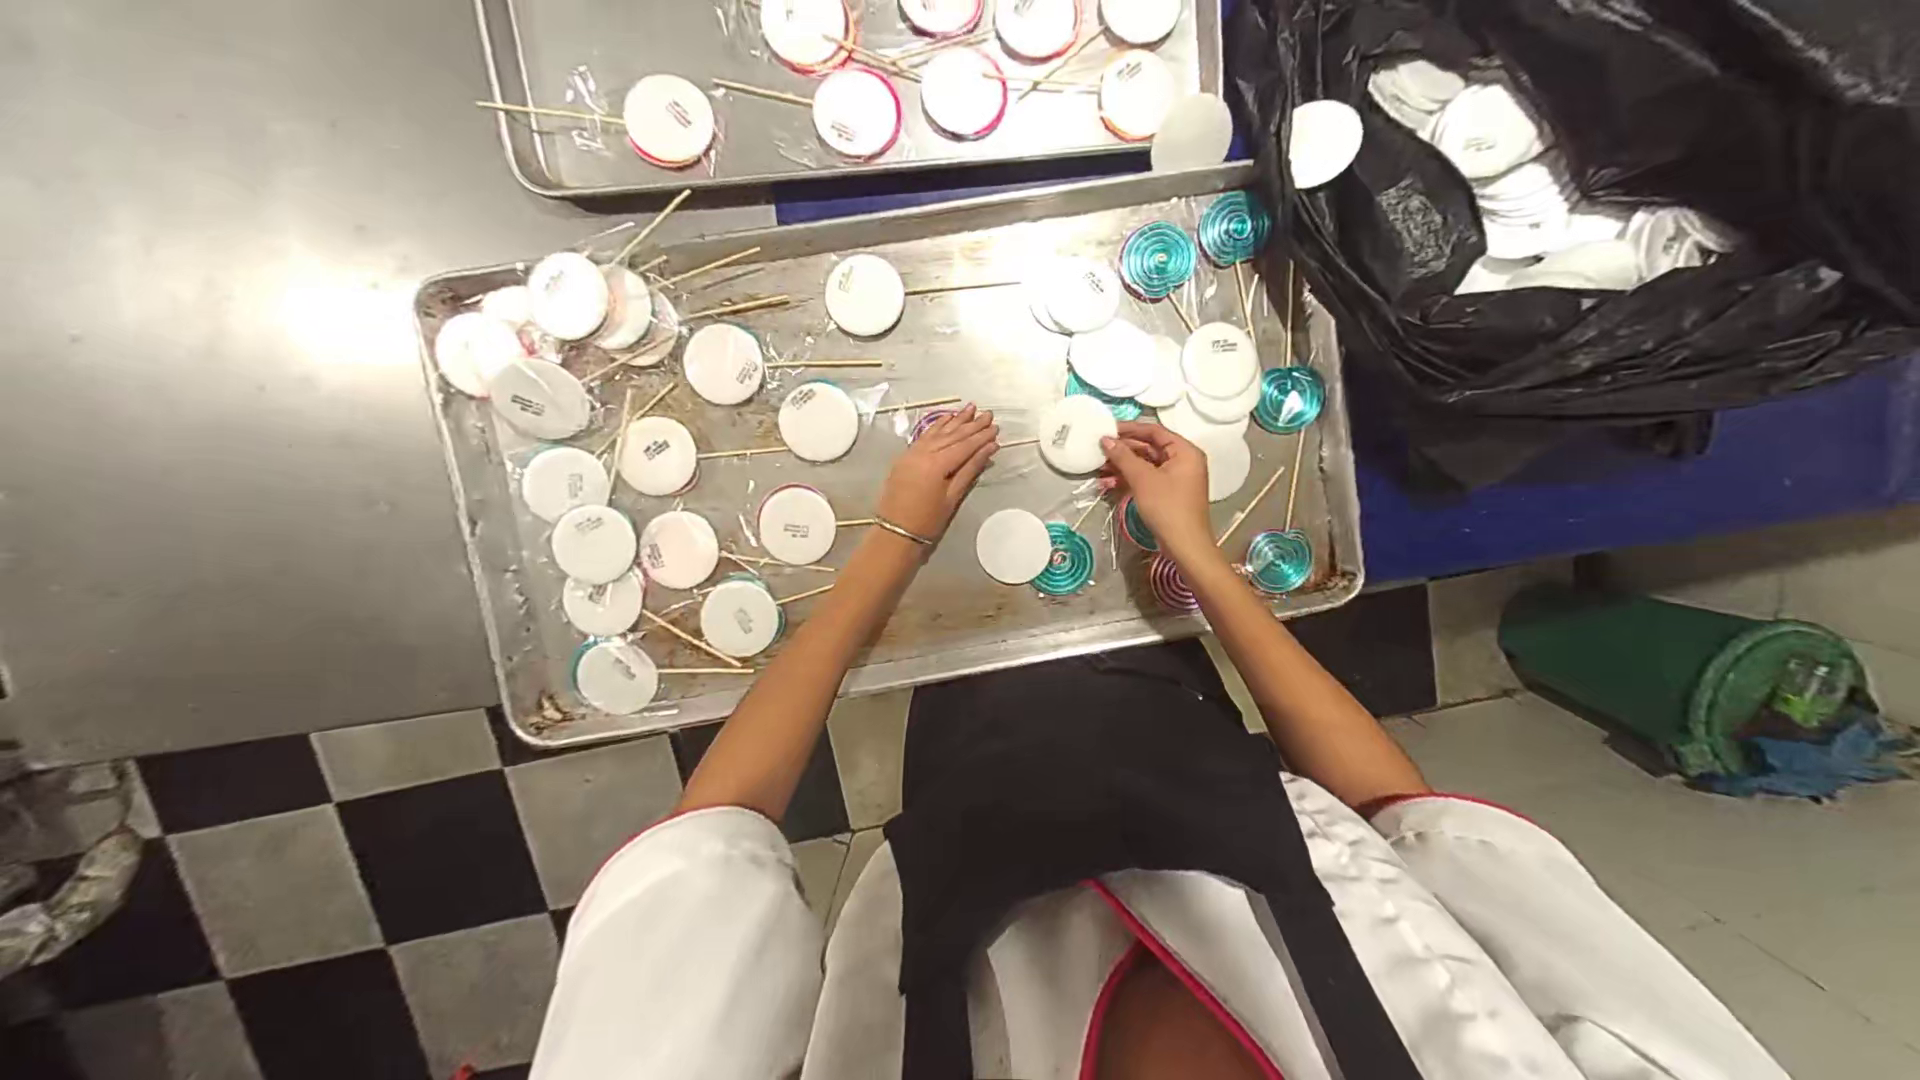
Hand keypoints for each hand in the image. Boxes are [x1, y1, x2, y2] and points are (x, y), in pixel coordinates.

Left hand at [877, 404, 998, 540]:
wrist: (896, 533)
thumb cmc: (928, 521)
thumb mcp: (953, 497)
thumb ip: (970, 470)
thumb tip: (989, 448)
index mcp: (936, 464)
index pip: (964, 445)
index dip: (981, 436)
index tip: (995, 427)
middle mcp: (923, 454)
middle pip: (952, 435)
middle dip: (971, 424)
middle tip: (988, 414)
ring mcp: (912, 454)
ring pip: (938, 433)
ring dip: (955, 420)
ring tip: (970, 409)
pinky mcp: (905, 458)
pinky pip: (924, 437)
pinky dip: (937, 427)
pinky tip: (946, 419)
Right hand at [1100, 421, 1214, 560]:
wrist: (1184, 544)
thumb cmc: (1167, 507)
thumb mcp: (1142, 479)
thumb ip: (1123, 457)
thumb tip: (1106, 439)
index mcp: (1185, 451)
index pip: (1154, 431)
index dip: (1129, 429)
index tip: (1107, 429)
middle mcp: (1183, 461)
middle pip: (1149, 448)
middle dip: (1123, 451)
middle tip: (1099, 450)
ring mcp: (1176, 478)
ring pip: (1145, 465)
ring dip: (1122, 467)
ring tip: (1099, 468)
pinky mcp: (1168, 493)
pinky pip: (1146, 479)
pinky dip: (1129, 480)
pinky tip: (1108, 484)